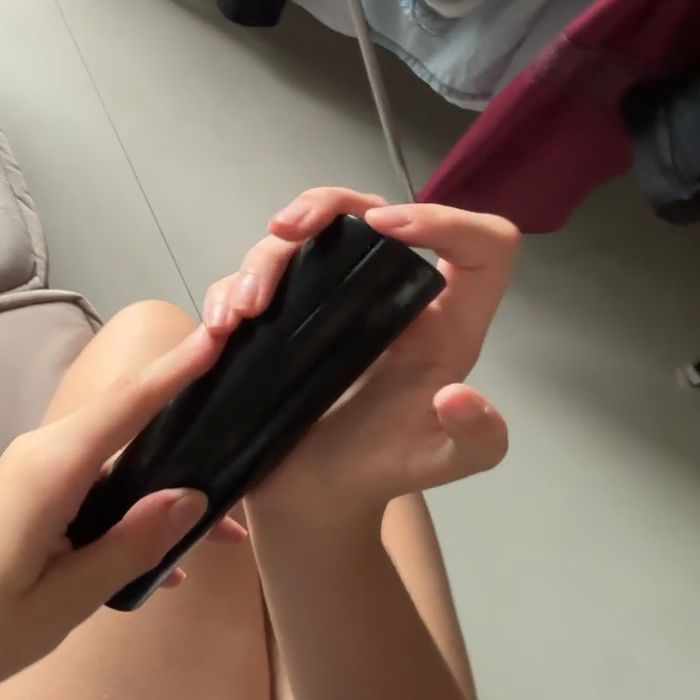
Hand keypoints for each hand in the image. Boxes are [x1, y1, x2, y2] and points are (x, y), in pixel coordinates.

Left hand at [0, 326, 247, 699]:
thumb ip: (130, 544)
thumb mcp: (65, 600)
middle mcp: (43, 454)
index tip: (217, 336)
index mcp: (48, 469)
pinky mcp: (36, 492)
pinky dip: (134, 509)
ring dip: (166, 484)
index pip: (125, 404)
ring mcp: (37, 470)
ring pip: (118, 460)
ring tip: (226, 533)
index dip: (174, 368)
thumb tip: (192, 496)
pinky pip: (97, 485)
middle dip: (187, 418)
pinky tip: (169, 560)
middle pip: (127, 421)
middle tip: (247, 433)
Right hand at [201, 188, 518, 517]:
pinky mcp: (273, 316)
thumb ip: (475, 439)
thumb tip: (459, 395)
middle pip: (362, 212)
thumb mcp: (439, 462)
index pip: (477, 246)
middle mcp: (380, 296)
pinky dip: (228, 293)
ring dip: (261, 263)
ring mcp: (320, 301)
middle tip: (286, 228)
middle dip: (322, 206)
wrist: (311, 494)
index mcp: (437, 319)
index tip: (388, 230)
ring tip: (243, 314)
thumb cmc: (380, 469)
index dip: (445, 221)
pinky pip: (246, 281)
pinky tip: (223, 327)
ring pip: (292, 242)